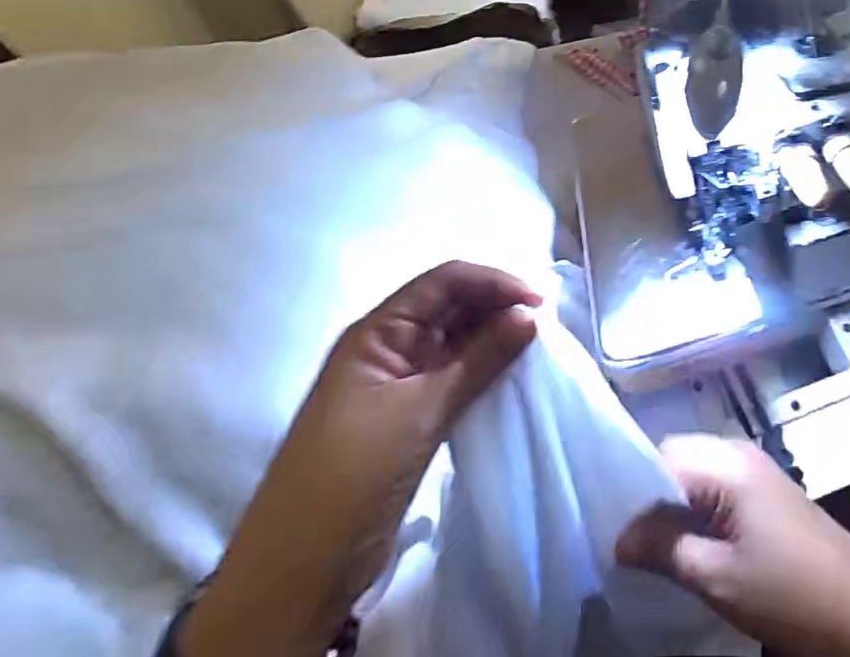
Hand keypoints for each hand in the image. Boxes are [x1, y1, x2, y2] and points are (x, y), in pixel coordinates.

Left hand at [181, 261, 541, 656]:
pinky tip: (517, 369)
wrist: (303, 566)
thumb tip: (531, 315)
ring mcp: (403, 379)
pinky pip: (461, 370)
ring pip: (460, 337)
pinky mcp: (416, 410)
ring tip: (539, 344)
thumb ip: (481, 358)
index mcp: (377, 333)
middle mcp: (390, 346)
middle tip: (546, 323)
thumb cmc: (353, 473)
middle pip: (453, 304)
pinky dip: (490, 364)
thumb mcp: (422, 410)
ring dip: (498, 334)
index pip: (444, 282)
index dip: (494, 282)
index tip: (539, 302)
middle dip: (500, 304)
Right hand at [615, 436, 849, 656]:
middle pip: (676, 458)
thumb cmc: (787, 588)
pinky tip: (675, 544)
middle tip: (613, 537)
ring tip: (636, 545)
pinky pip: (714, 488)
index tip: (595, 522)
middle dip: (643, 493)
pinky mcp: (764, 494)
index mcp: (729, 463)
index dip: (625, 486)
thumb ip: (664, 547)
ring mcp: (756, 472)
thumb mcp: (716, 575)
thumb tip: (618, 534)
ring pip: (694, 473)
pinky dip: (690, 510)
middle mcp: (741, 454)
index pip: (660, 454)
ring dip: (667, 503)